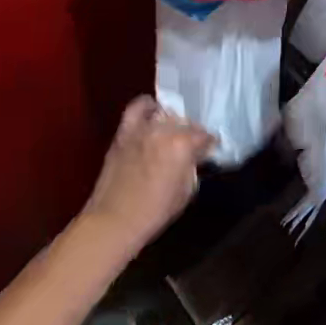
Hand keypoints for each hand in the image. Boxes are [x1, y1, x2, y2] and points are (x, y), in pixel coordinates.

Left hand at [77, 97, 212, 254]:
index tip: (210, 149)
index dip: (210, 143)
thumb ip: (192, 167)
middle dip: (192, 132)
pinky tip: (152, 110)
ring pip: (165, 115)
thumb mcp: (186, 192)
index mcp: (183, 145)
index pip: (204, 136)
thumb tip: (194, 157)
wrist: (116, 218)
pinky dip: (147, 106)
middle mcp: (164, 131)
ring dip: (173, 122)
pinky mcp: (124, 131)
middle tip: (193, 145)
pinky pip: (136, 109)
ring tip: (174, 132)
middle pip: (185, 122)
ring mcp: (142, 128)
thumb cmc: (156, 211)